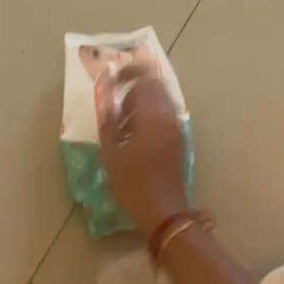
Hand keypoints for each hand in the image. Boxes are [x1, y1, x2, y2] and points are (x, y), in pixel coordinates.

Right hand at [94, 62, 188, 235]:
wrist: (163, 211)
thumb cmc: (133, 182)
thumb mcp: (112, 152)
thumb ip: (108, 120)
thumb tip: (105, 97)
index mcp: (153, 114)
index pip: (145, 77)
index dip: (128, 72)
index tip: (112, 81)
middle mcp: (169, 115)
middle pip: (154, 87)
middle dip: (133, 91)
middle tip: (115, 110)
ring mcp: (176, 128)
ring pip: (159, 102)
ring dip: (140, 106)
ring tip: (121, 128)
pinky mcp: (178, 139)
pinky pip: (163, 116)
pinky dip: (148, 118)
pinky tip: (133, 139)